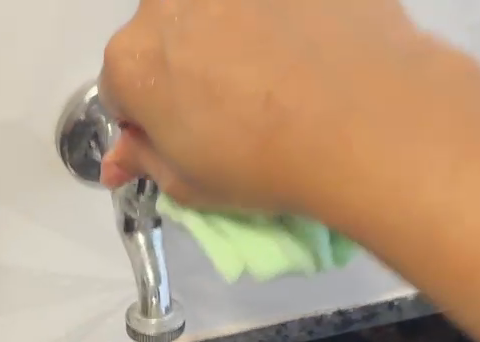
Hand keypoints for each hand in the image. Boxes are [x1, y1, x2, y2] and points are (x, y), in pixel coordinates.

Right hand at [97, 0, 435, 213]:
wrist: (360, 117)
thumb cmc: (261, 162)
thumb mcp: (188, 184)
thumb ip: (144, 159)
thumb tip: (119, 158)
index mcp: (131, 61)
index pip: (118, 92)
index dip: (145, 121)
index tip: (178, 140)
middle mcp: (168, 1)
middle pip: (160, 37)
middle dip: (180, 69)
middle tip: (226, 110)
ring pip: (211, 10)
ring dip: (225, 37)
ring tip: (269, 77)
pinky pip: (265, 1)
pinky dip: (274, 16)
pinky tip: (301, 49)